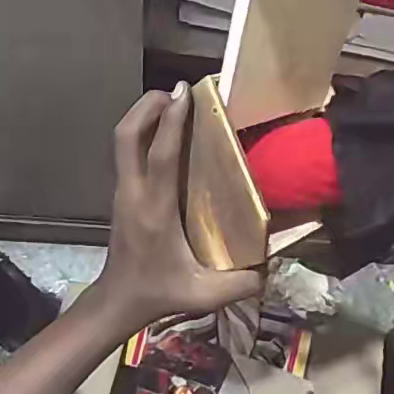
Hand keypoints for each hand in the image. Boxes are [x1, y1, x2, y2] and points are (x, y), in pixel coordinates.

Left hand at [88, 83, 264, 331]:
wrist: (119, 301)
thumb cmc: (159, 294)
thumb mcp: (204, 294)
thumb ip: (242, 283)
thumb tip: (274, 266)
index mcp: (155, 211)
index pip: (160, 155)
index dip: (171, 120)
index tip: (184, 92)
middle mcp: (133, 194)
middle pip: (126, 135)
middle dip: (147, 106)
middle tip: (174, 92)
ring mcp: (123, 193)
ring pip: (122, 141)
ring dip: (142, 116)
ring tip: (170, 104)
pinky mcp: (121, 196)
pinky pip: (127, 153)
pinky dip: (143, 134)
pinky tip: (165, 136)